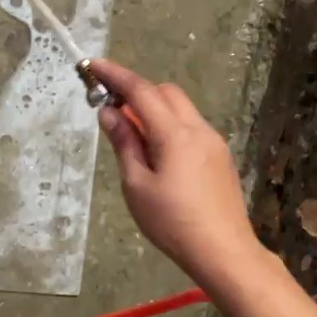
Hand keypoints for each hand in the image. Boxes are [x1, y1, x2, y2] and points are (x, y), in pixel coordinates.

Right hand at [89, 59, 261, 281]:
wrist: (222, 251)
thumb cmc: (171, 221)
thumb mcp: (136, 184)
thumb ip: (124, 143)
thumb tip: (110, 112)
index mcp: (175, 134)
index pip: (142, 92)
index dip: (116, 76)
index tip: (93, 66)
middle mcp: (198, 129)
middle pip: (165, 92)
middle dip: (136, 91)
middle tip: (109, 110)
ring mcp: (213, 142)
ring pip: (180, 109)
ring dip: (152, 109)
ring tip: (129, 138)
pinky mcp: (218, 157)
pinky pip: (189, 127)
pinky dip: (167, 126)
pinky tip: (154, 154)